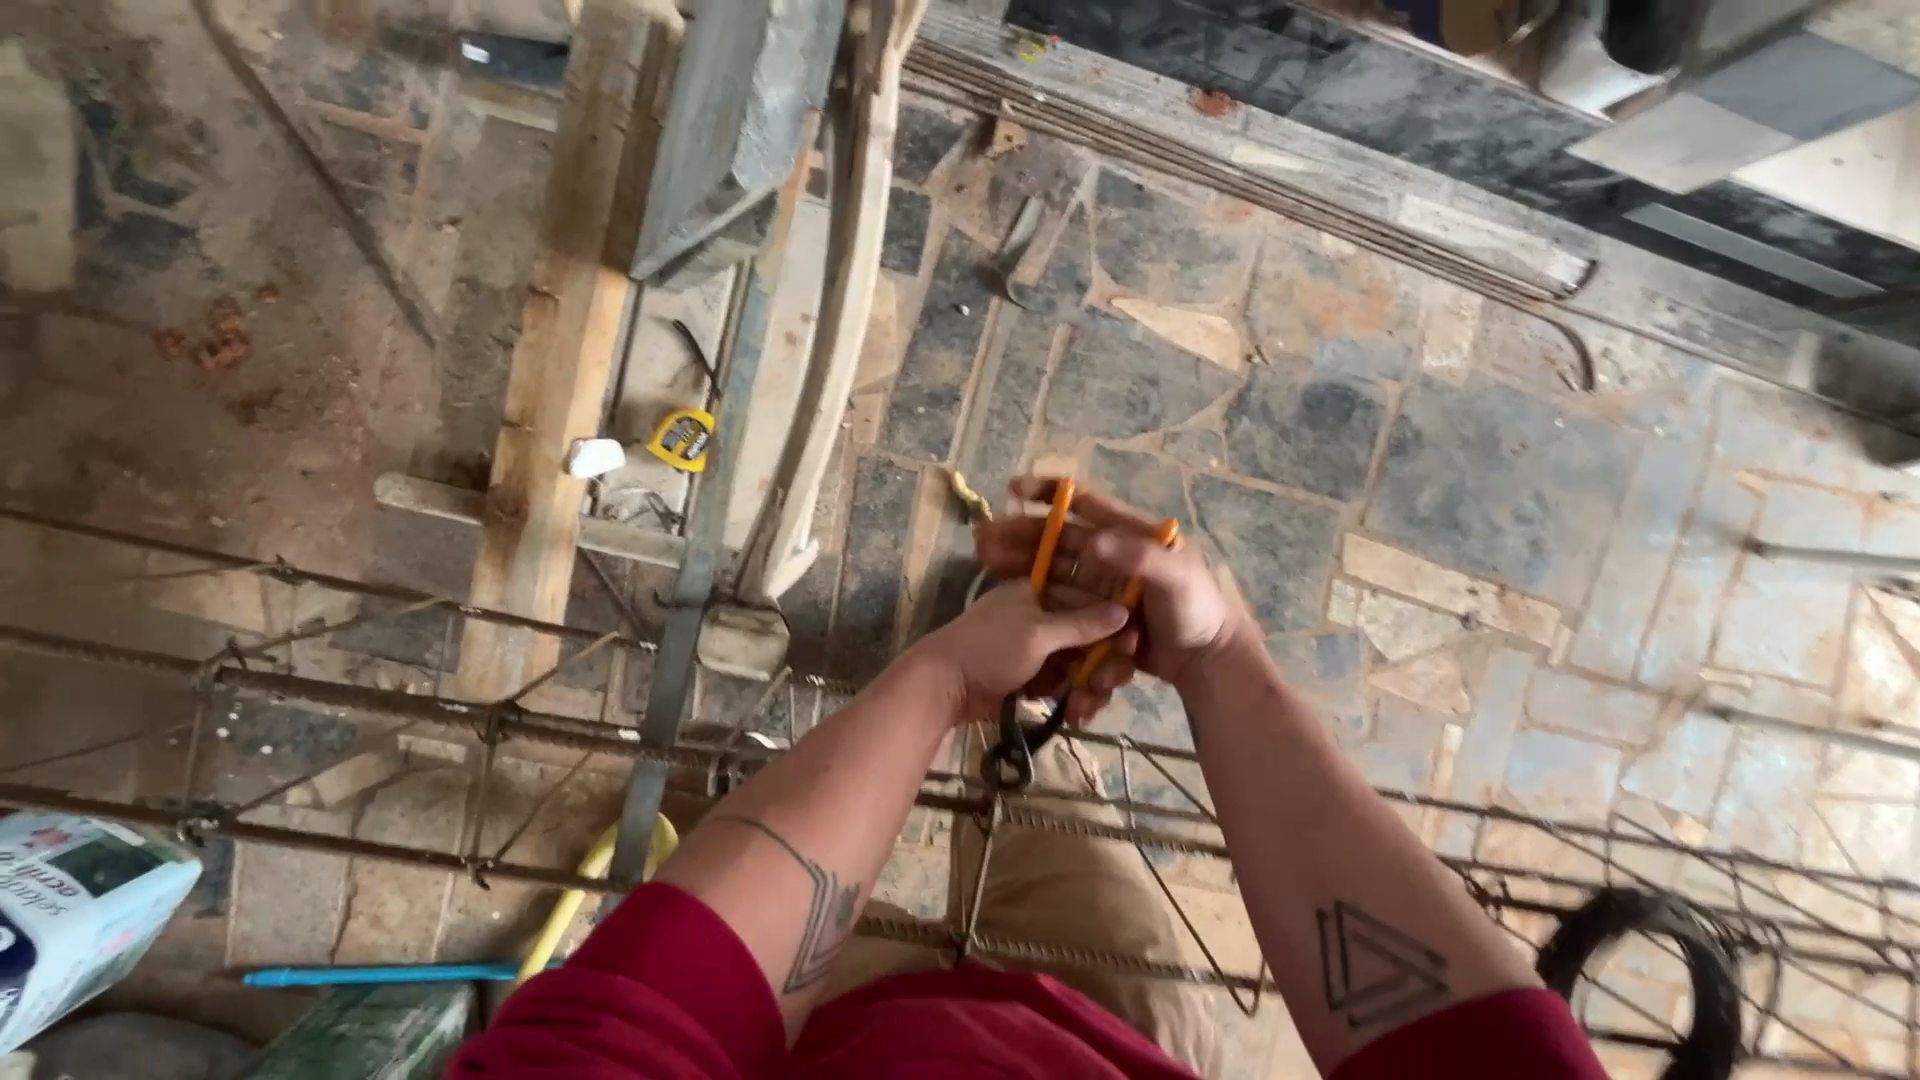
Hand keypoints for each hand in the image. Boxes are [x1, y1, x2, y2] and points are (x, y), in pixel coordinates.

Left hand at [911, 582, 1132, 725]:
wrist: (944, 687)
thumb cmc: (989, 648)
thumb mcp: (1037, 633)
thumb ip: (1081, 624)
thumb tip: (1124, 611)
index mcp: (1041, 591)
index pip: (1090, 598)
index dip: (1113, 623)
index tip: (1131, 647)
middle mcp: (1045, 615)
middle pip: (1091, 635)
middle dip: (1103, 662)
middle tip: (1106, 685)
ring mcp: (1040, 647)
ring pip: (1082, 663)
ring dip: (1089, 685)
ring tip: (1086, 707)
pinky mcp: (1036, 675)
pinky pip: (1066, 683)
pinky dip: (1073, 697)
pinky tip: (1077, 714)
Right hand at [974, 476, 1254, 686]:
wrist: (1206, 661)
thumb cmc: (1197, 610)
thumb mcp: (1177, 577)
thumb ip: (1139, 558)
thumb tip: (1094, 541)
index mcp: (1130, 534)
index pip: (1085, 504)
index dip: (1050, 492)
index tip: (1014, 489)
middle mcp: (1110, 555)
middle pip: (1057, 540)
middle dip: (1020, 534)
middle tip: (983, 537)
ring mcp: (1099, 587)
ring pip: (1050, 570)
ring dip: (1018, 564)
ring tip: (984, 561)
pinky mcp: (1093, 616)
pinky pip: (1058, 604)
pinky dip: (1033, 599)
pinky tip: (1006, 595)